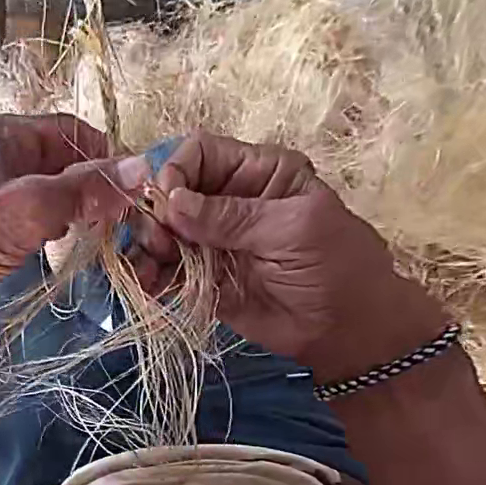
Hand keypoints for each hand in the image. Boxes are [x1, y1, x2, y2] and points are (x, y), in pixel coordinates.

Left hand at [0, 114, 131, 355]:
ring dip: (73, 204)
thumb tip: (140, 169)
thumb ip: (87, 187)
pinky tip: (59, 237)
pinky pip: (34, 207)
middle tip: (110, 212)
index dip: (101, 154)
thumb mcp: (36, 207)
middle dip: (87, 184)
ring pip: (49, 184)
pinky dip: (53, 219)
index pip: (67, 128)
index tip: (126, 185)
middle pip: (60, 156)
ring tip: (87, 227)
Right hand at [150, 132, 448, 383]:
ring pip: (158, 232)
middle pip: (169, 193)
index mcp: (255, 174)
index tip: (167, 205)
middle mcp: (224, 202)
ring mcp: (208, 242)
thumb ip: (232, 216)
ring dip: (145, 247)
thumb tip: (172, 202)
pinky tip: (147, 286)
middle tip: (160, 244)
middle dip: (154, 216)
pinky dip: (148, 276)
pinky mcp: (197, 277)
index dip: (175, 172)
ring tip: (149, 270)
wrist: (340, 330)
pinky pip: (161, 269)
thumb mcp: (292, 229)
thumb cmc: (333, 267)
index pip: (199, 154)